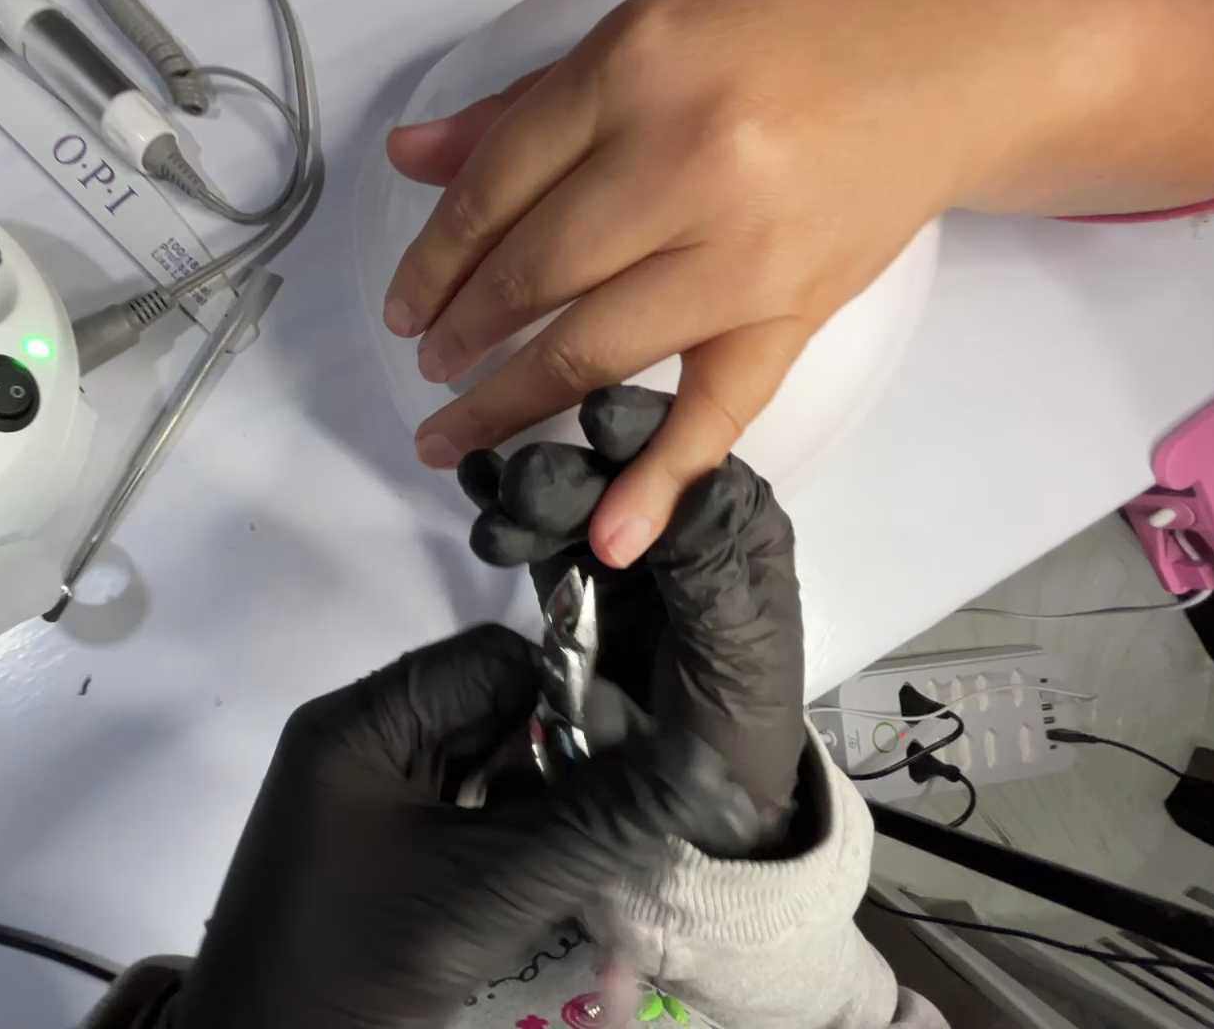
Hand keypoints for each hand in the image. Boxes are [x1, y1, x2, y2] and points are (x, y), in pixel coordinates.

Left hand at [161, 625, 759, 1028]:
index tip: (636, 751)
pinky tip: (567, 867)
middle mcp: (369, 734)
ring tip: (611, 843)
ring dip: (548, 797)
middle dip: (565, 753)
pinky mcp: (387, 833)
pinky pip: (469, 806)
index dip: (567, 693)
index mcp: (368, 718)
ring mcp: (374, 785)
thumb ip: (596, 824)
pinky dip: (519, 831)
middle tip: (635, 806)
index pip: (488, 661)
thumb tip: (703, 763)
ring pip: (487, 761)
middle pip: (490, 709)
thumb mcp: (486, 889)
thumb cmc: (360, 959)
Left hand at [383, 0, 1213, 567]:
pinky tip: (608, 541)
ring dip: (504, 405)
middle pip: (529, 278)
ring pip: (590, 352)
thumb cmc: (790, 24)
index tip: (402, 311)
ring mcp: (742, 257)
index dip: (431, 264)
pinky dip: (657, 482)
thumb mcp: (637, 30)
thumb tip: (408, 156)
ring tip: (450, 433)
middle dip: (459, 334)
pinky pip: (716, 413)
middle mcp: (684, 165)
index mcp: (633, 71)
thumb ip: (515, 105)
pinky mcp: (791, 320)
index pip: (491, 193)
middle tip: (426, 368)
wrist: (965, 52)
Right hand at [459, 385, 805, 831]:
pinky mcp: (569, 573)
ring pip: (566, 497)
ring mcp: (614, 546)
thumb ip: (709, 567)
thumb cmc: (732, 719)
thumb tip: (676, 485)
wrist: (686, 795)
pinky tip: (476, 497)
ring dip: (526, 495)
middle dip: (568, 473)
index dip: (646, 431)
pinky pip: (534, 533)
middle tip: (523, 488)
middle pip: (614, 473)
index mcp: (732, 526)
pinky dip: (504, 515)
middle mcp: (672, 523)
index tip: (596, 418)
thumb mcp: (737, 646)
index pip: (689, 457)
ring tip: (491, 510)